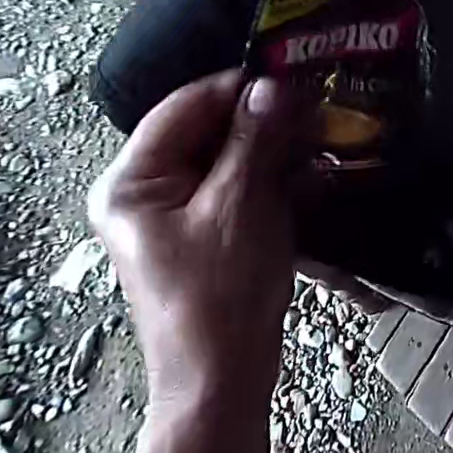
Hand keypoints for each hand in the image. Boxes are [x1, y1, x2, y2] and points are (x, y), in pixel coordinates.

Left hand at [88, 69, 303, 414]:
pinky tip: (311, 173)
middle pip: (209, 131)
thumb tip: (274, 85)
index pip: (185, 108)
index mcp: (132, 181)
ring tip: (321, 139)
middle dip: (263, 120)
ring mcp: (178, 211)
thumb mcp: (241, 208)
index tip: (293, 77)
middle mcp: (148, 190)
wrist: (223, 375)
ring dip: (275, 148)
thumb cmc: (221, 294)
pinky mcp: (209, 228)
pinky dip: (275, 177)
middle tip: (316, 110)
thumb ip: (255, 142)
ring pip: (230, 157)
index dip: (238, 88)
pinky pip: (241, 186)